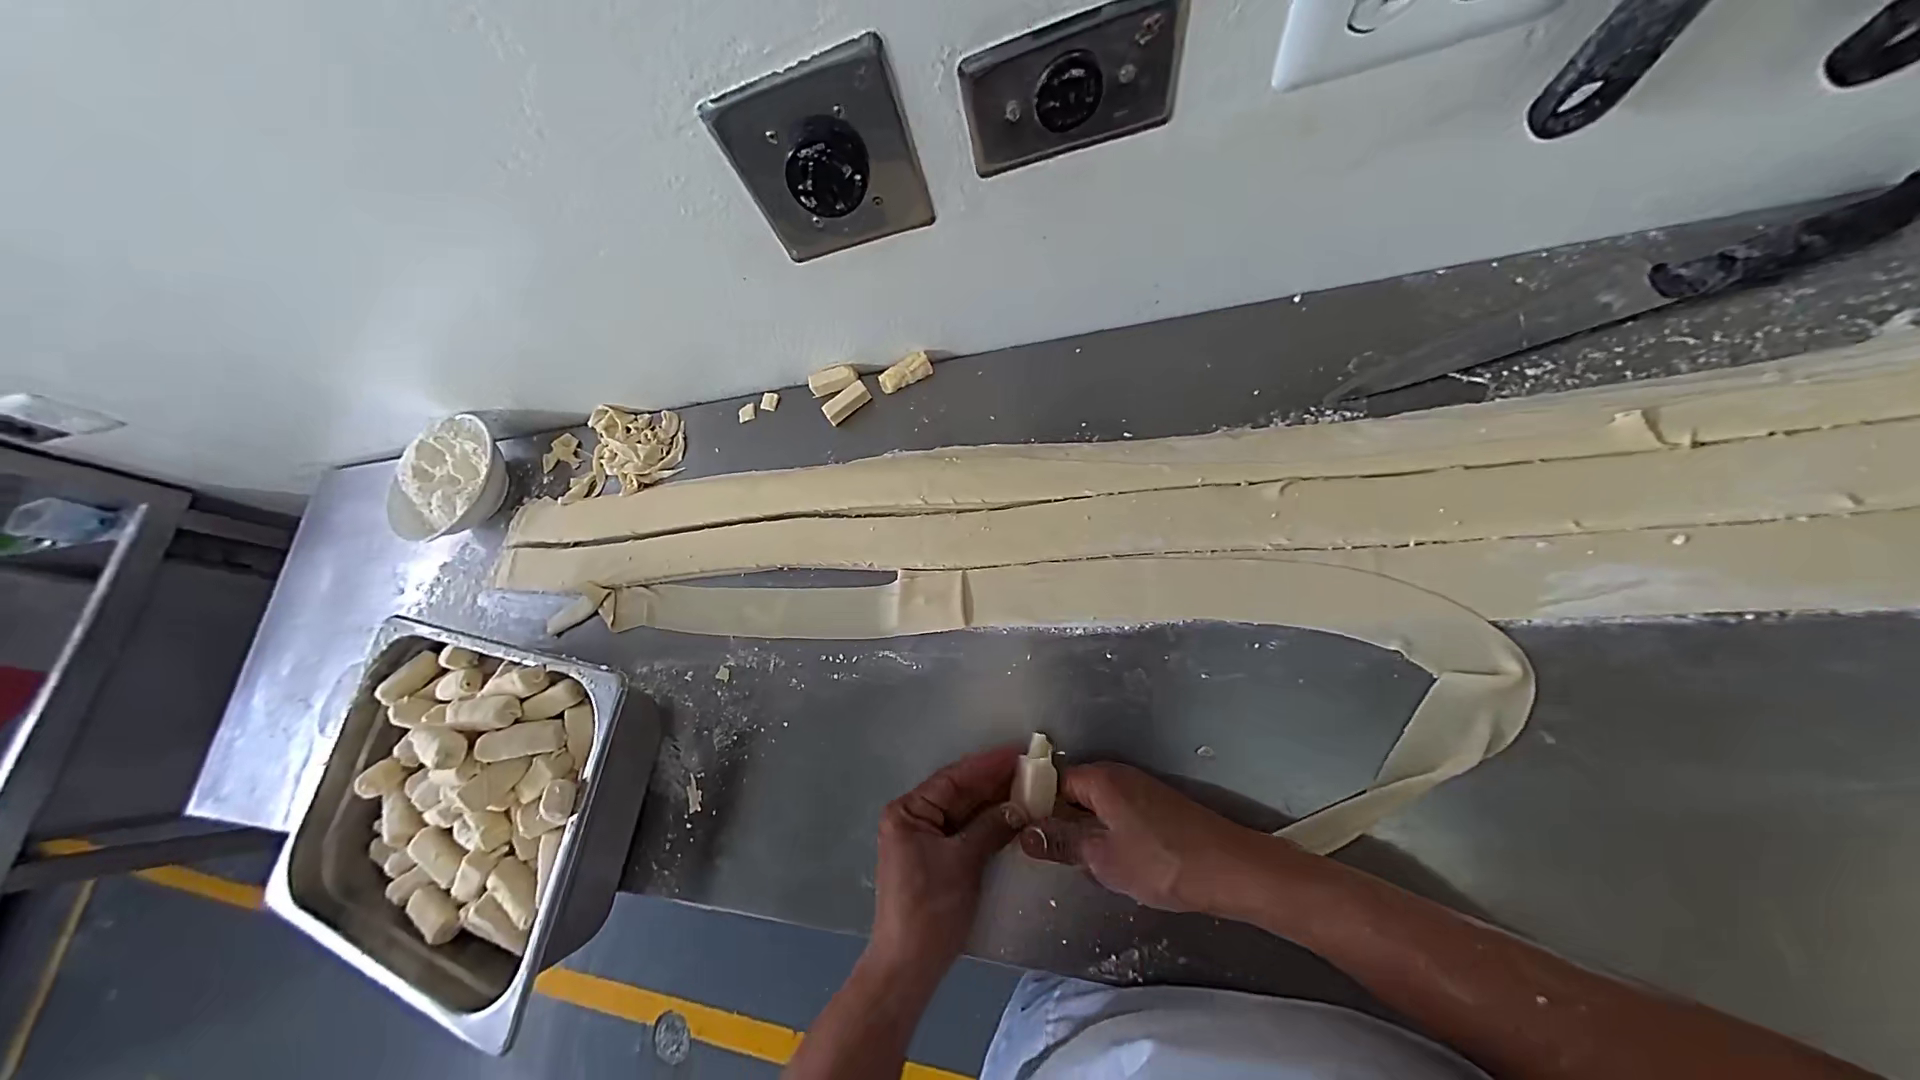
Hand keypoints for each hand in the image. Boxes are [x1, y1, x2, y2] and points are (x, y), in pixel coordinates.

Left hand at [868, 746, 1026, 976]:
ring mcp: (922, 839)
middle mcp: (912, 818)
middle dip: (992, 782)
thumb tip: (1019, 806)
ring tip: (1027, 787)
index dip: (987, 765)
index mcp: (908, 811)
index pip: (952, 779)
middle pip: (958, 793)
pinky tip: (1011, 816)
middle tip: (1030, 770)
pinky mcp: (934, 858)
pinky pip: (963, 831)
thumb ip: (991, 827)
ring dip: (992, 802)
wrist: (909, 965)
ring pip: (963, 811)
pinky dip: (986, 824)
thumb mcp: (963, 861)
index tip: (1018, 753)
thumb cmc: (931, 908)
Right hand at [1020, 762, 1279, 914]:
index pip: (1052, 782)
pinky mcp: (1158, 807)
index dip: (1037, 807)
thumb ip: (1060, 844)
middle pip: (1074, 792)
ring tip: (1085, 864)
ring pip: (1097, 806)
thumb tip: (1025, 833)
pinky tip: (1116, 862)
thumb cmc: (1161, 862)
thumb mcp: (1102, 859)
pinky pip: (1118, 814)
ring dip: (1087, 832)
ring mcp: (1141, 789)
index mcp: (1100, 778)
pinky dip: (1110, 834)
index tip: (1025, 835)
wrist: (1232, 870)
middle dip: (1062, 822)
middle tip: (1054, 857)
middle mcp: (1118, 774)